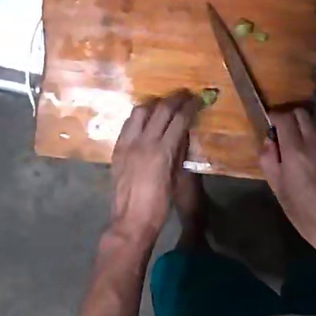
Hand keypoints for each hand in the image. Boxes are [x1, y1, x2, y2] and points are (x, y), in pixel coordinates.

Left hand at [108, 93, 199, 243]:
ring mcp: (127, 143)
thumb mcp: (176, 178)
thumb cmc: (159, 205)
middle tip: (185, 95)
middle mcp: (143, 141)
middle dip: (175, 99)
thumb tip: (183, 134)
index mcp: (162, 150)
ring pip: (141, 111)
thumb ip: (178, 153)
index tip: (198, 99)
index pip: (179, 119)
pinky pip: (129, 123)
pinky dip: (140, 116)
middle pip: (161, 109)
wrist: (131, 221)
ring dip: (155, 104)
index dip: (190, 106)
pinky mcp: (117, 149)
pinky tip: (146, 119)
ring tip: (165, 104)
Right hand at [259, 108, 315, 258]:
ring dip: (303, 129)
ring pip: (315, 125)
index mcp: (296, 149)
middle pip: (302, 114)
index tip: (268, 126)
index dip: (274, 118)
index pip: (284, 117)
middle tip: (281, 135)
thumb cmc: (305, 213)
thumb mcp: (278, 189)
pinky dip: (315, 140)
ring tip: (296, 149)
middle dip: (289, 119)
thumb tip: (269, 141)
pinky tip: (312, 160)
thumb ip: (269, 160)